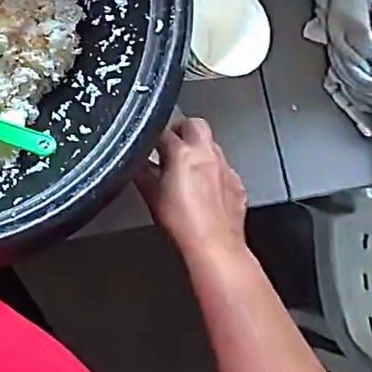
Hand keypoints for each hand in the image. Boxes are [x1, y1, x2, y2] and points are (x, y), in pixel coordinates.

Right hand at [134, 117, 247, 259]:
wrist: (214, 247)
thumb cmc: (184, 223)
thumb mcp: (150, 194)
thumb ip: (141, 172)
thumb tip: (134, 164)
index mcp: (184, 153)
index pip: (163, 130)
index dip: (152, 135)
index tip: (147, 143)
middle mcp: (208, 156)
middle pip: (195, 124)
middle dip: (181, 130)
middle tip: (170, 143)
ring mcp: (225, 169)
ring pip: (212, 145)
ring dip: (198, 150)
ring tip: (185, 168)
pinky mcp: (237, 185)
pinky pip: (224, 168)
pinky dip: (212, 171)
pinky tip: (202, 188)